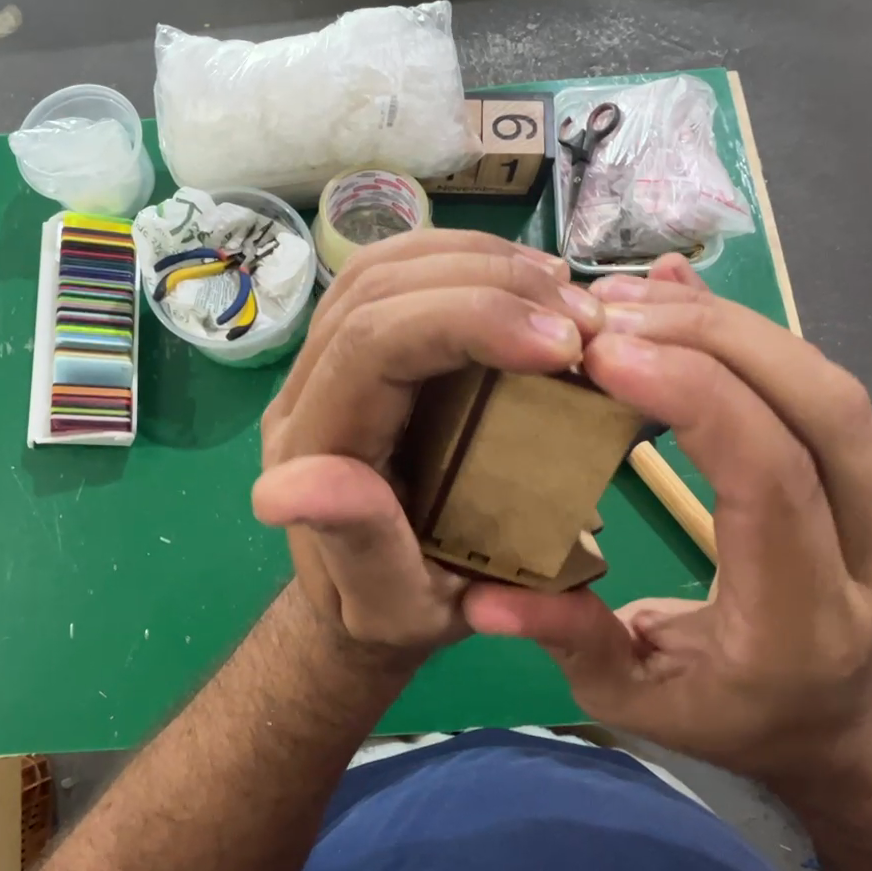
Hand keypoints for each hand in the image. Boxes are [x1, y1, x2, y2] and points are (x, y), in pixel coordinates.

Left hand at [254, 230, 605, 651]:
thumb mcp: (387, 601)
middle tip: (583, 316)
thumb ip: (354, 545)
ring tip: (561, 289)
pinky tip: (523, 282)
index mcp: (312, 446)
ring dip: (478, 260)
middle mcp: (303, 389)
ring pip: (384, 266)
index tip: (566, 342)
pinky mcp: (349, 352)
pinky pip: (396, 277)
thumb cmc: (390, 610)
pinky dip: (463, 263)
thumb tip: (288, 488)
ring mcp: (321, 363)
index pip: (373, 341)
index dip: (468, 320)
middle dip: (489, 282)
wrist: (366, 597)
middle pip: (379, 287)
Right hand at [463, 255, 871, 780]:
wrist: (838, 724)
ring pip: (828, 385)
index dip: (695, 400)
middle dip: (714, 339)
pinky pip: (812, 382)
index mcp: (799, 615)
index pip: (770, 481)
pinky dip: (742, 327)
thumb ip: (571, 642)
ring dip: (727, 325)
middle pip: (823, 409)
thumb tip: (481, 600)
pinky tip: (676, 290)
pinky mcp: (854, 471)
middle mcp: (858, 550)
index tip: (604, 356)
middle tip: (605, 314)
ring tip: (625, 300)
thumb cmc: (732, 717)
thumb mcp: (634, 701)